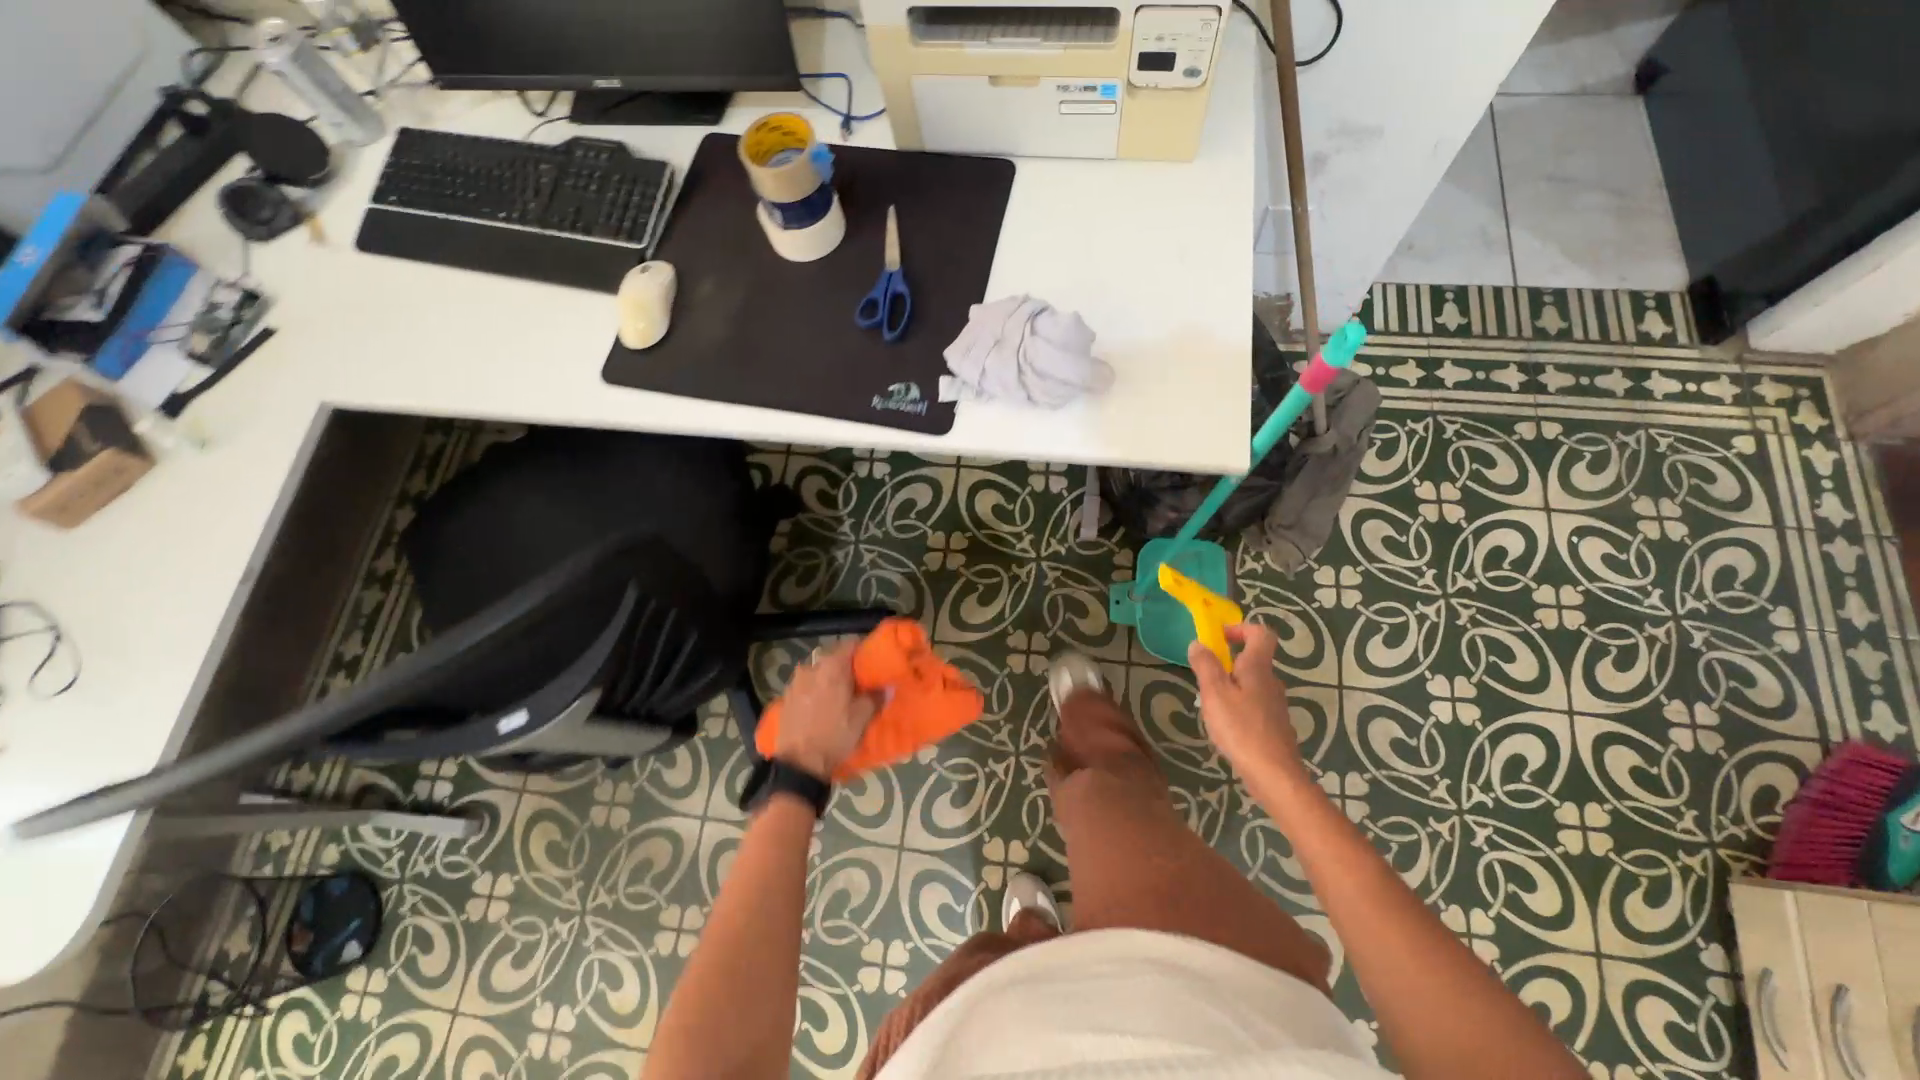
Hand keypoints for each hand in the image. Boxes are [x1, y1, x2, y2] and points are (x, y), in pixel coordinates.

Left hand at [776, 642, 877, 778]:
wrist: (799, 762)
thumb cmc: (835, 735)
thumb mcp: (862, 718)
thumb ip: (876, 697)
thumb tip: (886, 687)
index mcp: (832, 667)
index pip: (851, 644)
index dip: (863, 651)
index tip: (872, 662)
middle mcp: (811, 667)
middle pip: (833, 658)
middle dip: (846, 667)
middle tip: (859, 682)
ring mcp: (795, 681)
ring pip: (818, 672)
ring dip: (828, 679)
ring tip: (839, 696)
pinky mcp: (786, 696)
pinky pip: (806, 685)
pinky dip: (815, 690)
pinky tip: (821, 706)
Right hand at [1189, 623, 1304, 782]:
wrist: (1273, 773)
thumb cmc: (1241, 729)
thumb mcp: (1215, 694)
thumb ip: (1205, 665)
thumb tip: (1198, 643)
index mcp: (1258, 668)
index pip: (1261, 634)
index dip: (1242, 628)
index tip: (1220, 637)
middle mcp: (1271, 682)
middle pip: (1255, 660)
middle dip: (1229, 662)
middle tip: (1205, 676)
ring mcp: (1275, 705)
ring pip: (1253, 684)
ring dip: (1232, 686)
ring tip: (1210, 704)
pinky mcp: (1274, 726)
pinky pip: (1255, 705)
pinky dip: (1239, 706)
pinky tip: (1226, 726)